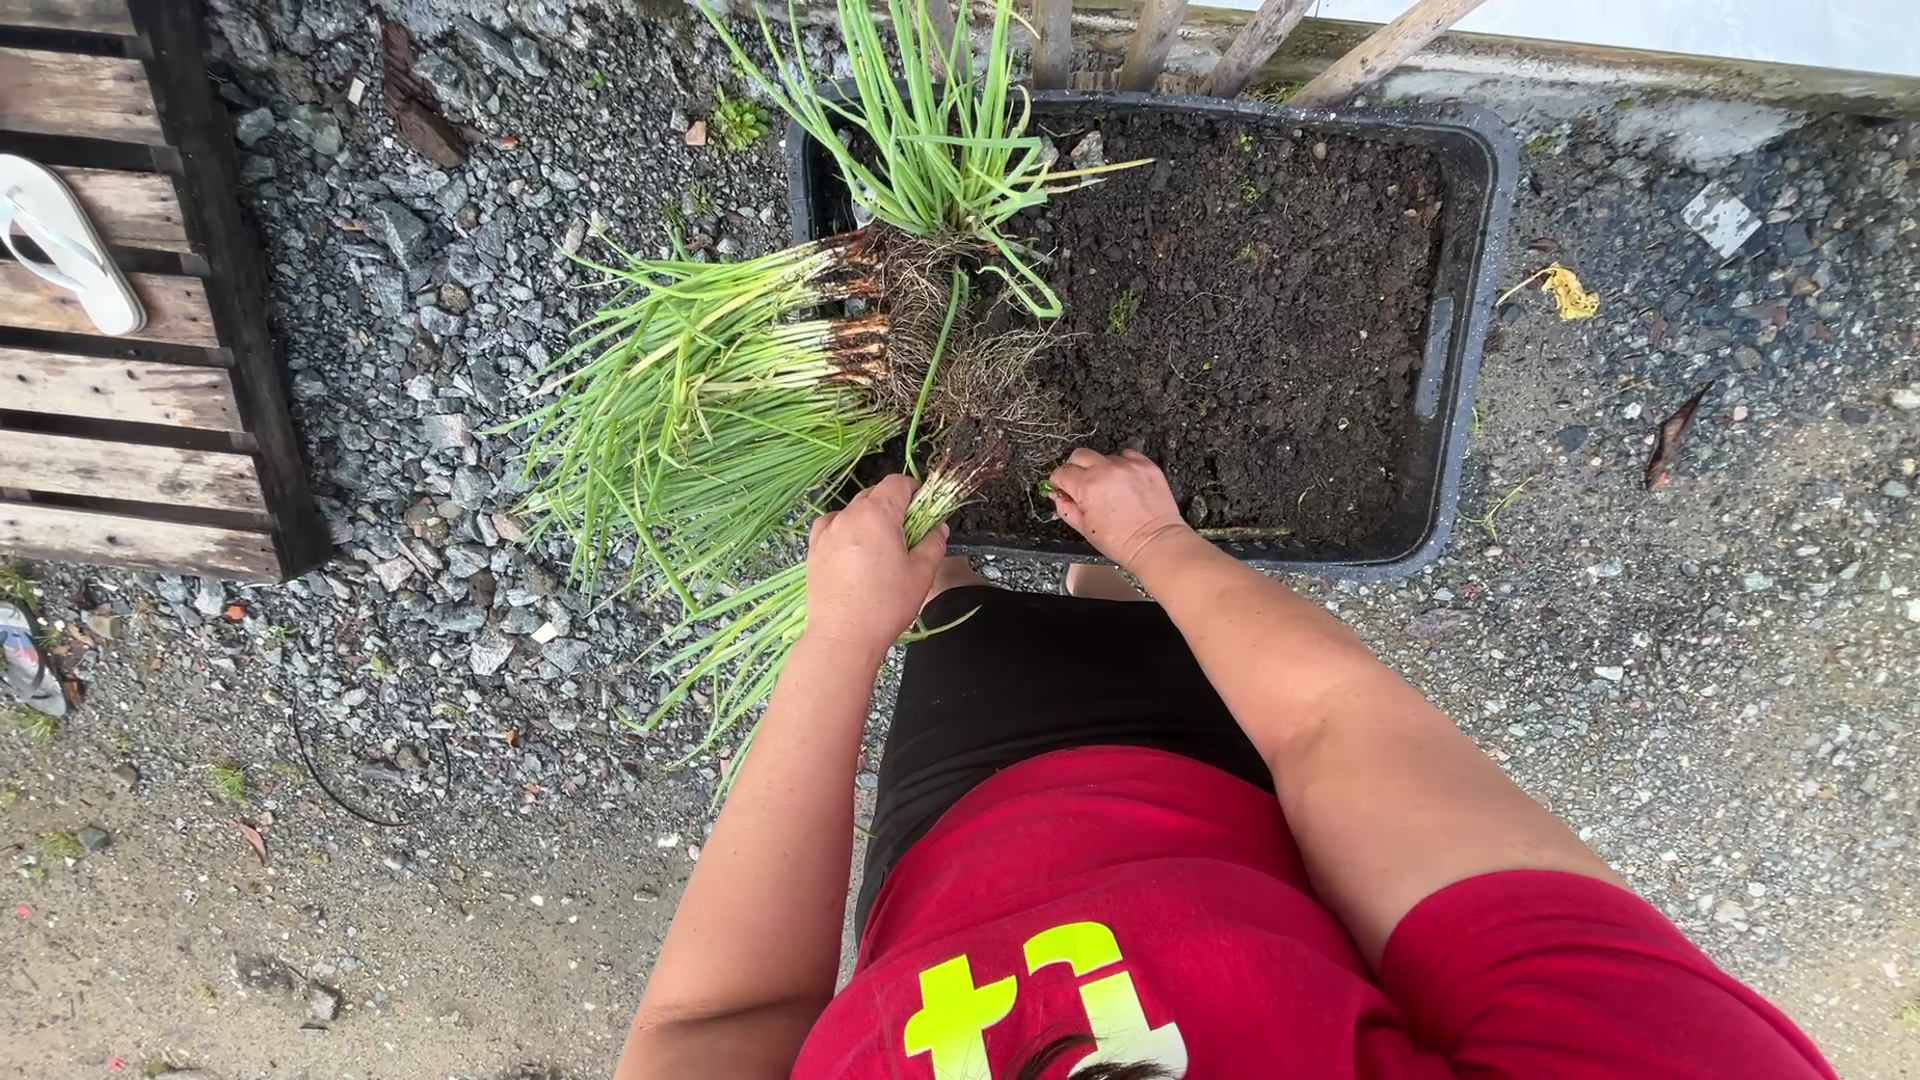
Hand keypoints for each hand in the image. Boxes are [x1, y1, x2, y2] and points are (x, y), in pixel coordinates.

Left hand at [803, 474, 948, 656]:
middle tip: (908, 532)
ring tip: (880, 547)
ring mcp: (828, 531)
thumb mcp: (921, 573)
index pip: (898, 483)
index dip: (915, 490)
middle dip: (894, 506)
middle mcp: (849, 516)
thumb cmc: (884, 605)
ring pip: (853, 511)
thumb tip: (938, 529)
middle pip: (875, 494)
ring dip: (869, 519)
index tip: (924, 507)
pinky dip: (844, 530)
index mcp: (878, 515)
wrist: (844, 636)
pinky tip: (854, 549)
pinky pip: (831, 526)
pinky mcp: (815, 549)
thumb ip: (933, 544)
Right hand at [1048, 448, 1195, 570]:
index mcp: (1088, 487)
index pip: (1062, 473)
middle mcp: (1107, 471)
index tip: (1062, 487)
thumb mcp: (1085, 529)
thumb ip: (1066, 508)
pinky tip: (1123, 482)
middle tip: (1080, 484)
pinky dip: (1122, 465)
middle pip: (1079, 455)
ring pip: (1103, 456)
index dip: (1058, 482)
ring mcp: (1128, 466)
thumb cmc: (1122, 541)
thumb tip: (1058, 496)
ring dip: (1101, 468)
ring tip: (1108, 488)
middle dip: (1075, 468)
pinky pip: (1127, 455)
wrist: (1155, 543)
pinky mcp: (1146, 466)